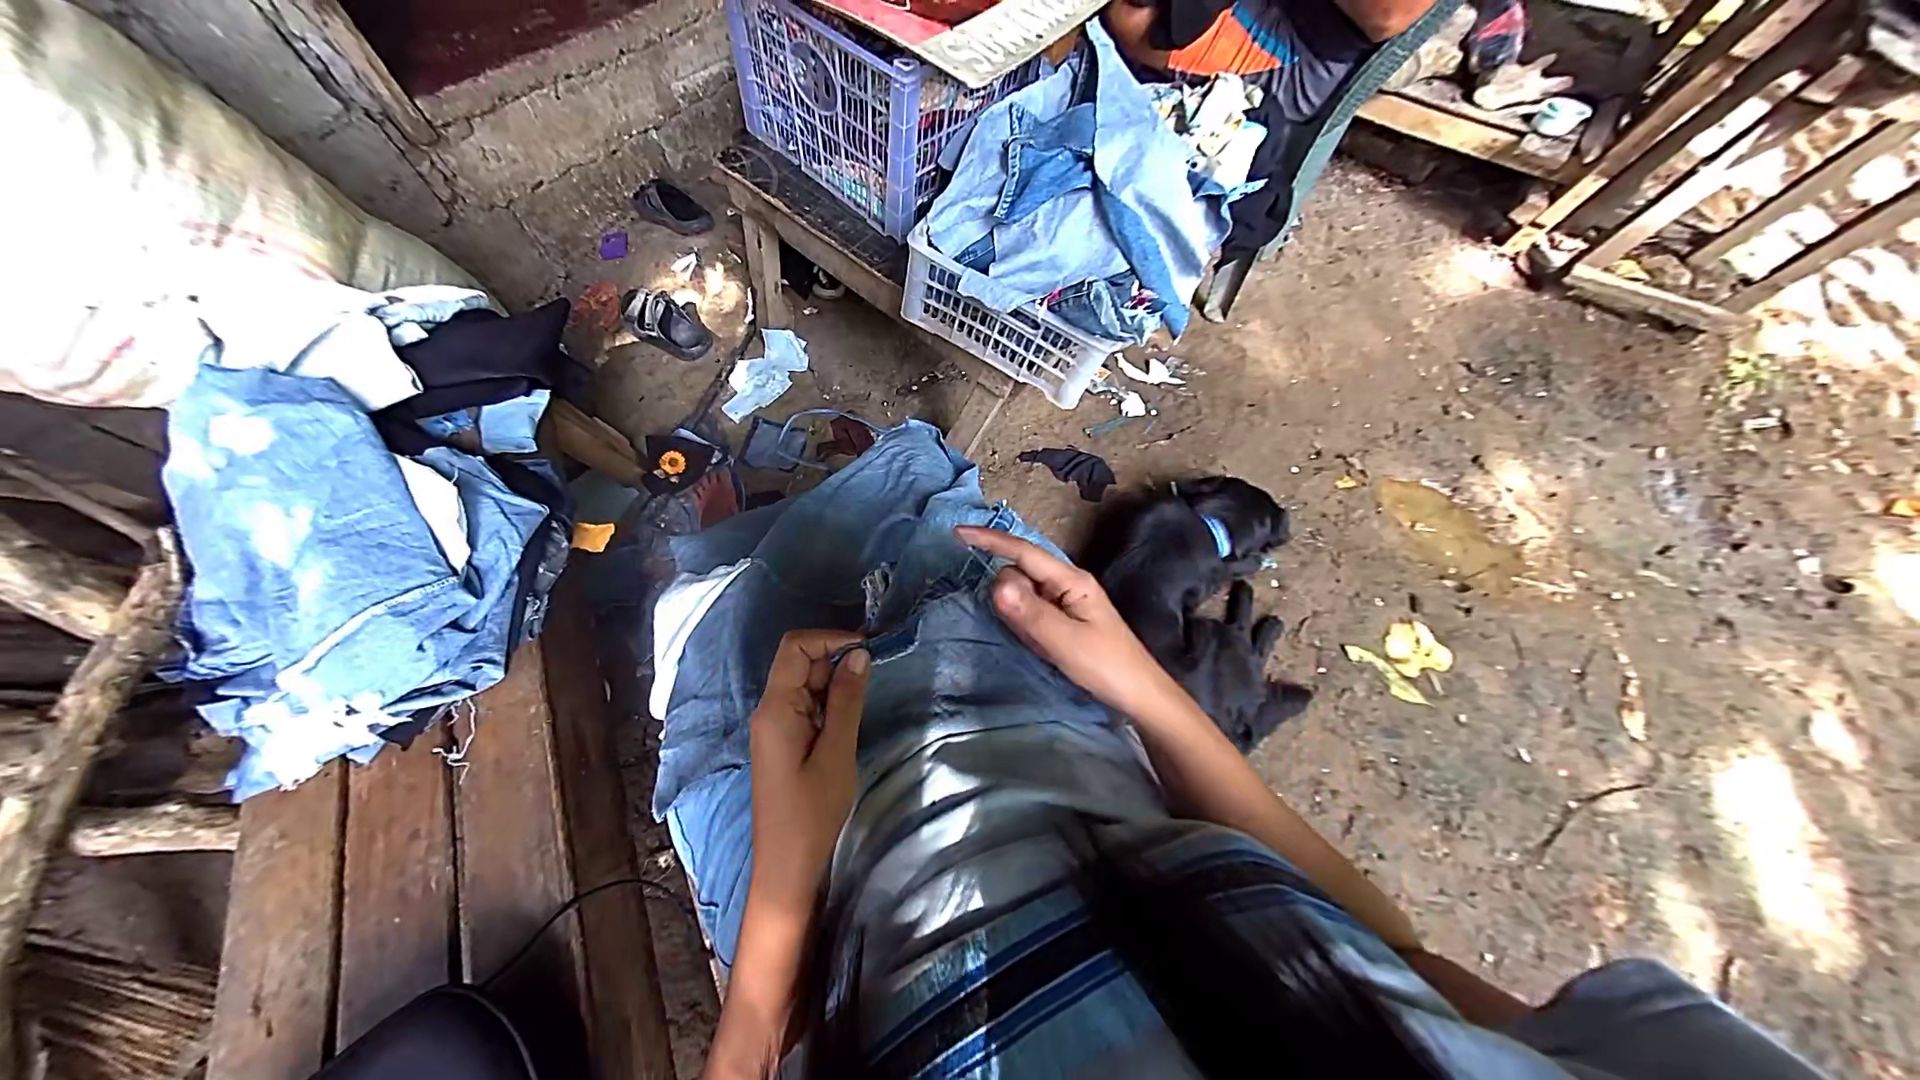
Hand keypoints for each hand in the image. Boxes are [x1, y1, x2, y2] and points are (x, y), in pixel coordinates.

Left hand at [747, 630, 870, 916]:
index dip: (830, 639)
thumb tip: (859, 654)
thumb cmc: (812, 813)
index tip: (866, 650)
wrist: (787, 866)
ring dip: (835, 683)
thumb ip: (846, 700)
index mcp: (775, 708)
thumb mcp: (837, 753)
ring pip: (805, 683)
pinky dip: (829, 702)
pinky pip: (806, 704)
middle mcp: (769, 709)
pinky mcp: (784, 739)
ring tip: (862, 702)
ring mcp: (774, 725)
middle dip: (836, 660)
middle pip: (799, 662)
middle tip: (871, 679)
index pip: (794, 648)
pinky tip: (848, 718)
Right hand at [954, 526, 1179, 712]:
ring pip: (1021, 594)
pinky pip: (1029, 612)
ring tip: (1044, 644)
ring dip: (1019, 617)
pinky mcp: (1059, 618)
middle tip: (1033, 634)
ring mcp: (1062, 600)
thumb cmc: (1106, 666)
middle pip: (1018, 574)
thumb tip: (996, 585)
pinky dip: (1027, 627)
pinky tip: (1044, 646)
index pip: (1023, 552)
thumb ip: (1030, 613)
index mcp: (1071, 580)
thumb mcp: (1065, 642)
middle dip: (1010, 598)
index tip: (958, 533)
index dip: (990, 540)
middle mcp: (1064, 583)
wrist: (1137, 694)